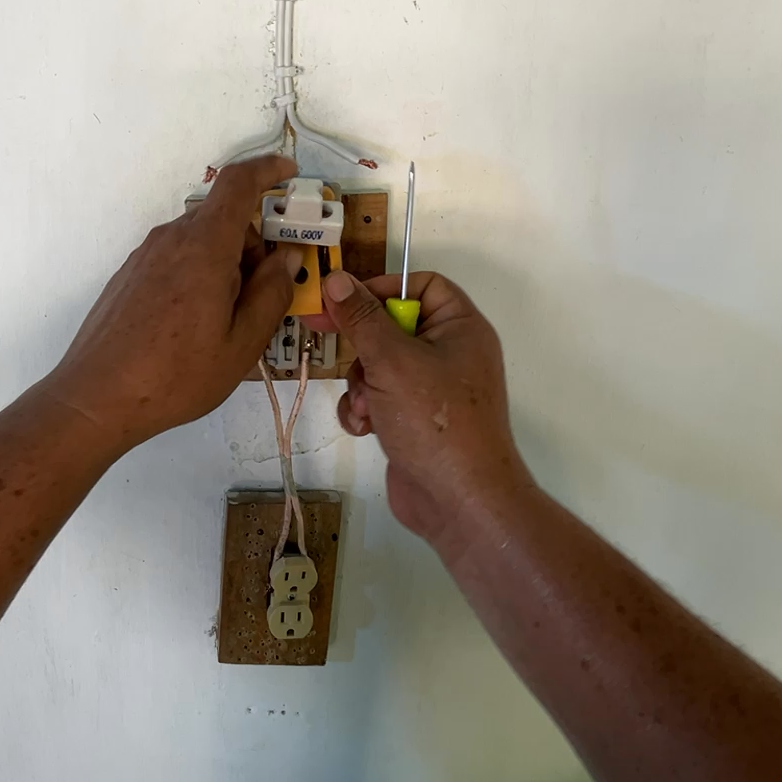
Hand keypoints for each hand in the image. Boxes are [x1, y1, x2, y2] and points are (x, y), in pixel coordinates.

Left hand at [39, 156, 301, 448]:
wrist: (97, 397)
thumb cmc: (177, 374)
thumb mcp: (242, 343)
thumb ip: (272, 293)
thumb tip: (286, 256)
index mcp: (204, 246)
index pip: (238, 184)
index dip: (268, 170)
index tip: (289, 172)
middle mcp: (171, 239)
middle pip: (222, 219)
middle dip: (252, 244)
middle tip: (263, 295)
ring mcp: (144, 255)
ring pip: (198, 240)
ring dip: (224, 263)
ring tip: (227, 321)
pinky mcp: (129, 275)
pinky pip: (176, 258)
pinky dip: (198, 273)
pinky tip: (193, 325)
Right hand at [315, 271, 533, 544]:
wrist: (460, 503)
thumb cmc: (433, 420)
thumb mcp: (391, 360)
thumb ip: (361, 317)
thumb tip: (336, 278)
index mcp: (459, 328)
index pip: (421, 286)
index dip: (382, 287)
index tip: (344, 299)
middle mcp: (449, 353)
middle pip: (391, 325)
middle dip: (362, 344)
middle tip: (321, 334)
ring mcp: (431, 389)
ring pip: (378, 364)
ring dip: (361, 383)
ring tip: (366, 406)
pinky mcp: (413, 419)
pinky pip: (379, 397)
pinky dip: (366, 409)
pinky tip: (364, 428)